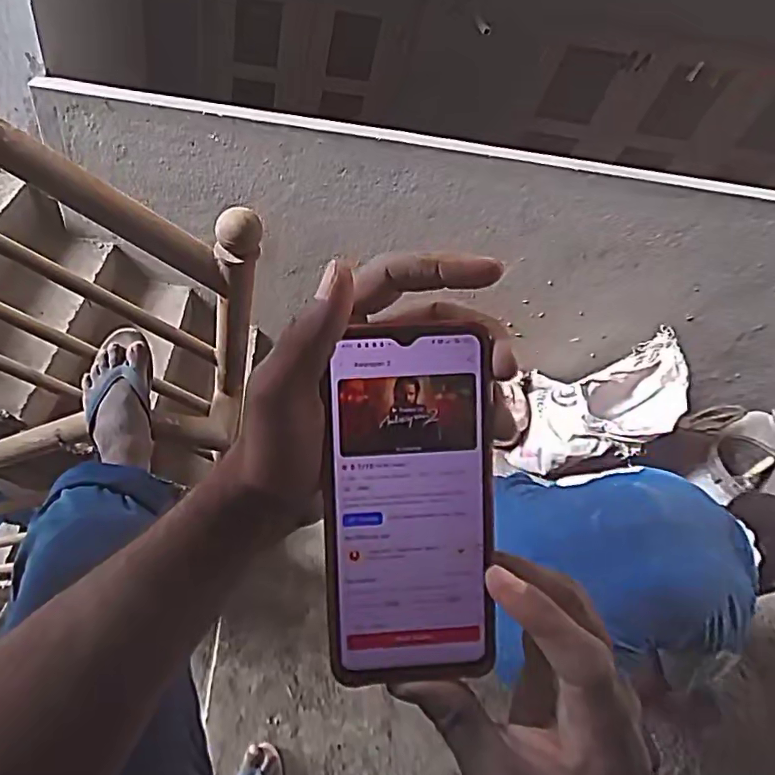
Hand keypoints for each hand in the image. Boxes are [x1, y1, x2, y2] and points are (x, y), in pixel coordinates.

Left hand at [210, 252, 511, 535]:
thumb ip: (307, 336)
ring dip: (480, 378)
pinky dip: (466, 413)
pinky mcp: (391, 421)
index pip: (391, 280)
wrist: (269, 506)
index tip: (492, 273)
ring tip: (502, 412)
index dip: (440, 268)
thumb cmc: (268, 448)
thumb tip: (341, 270)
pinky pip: (438, 405)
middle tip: (505, 368)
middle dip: (478, 334)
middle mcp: (363, 350)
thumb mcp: (281, 391)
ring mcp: (380, 386)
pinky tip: (486, 433)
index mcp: (335, 331)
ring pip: (444, 365)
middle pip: (434, 323)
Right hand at [393, 553, 648, 774]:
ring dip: (537, 582)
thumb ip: (456, 720)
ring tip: (487, 562)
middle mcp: (617, 698)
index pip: (583, 659)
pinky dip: (535, 599)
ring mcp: (607, 684)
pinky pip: (566, 624)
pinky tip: (500, 588)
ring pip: (581, 613)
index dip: (541, 614)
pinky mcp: (587, 676)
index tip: (494, 577)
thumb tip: (403, 675)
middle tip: (480, 554)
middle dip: (536, 580)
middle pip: (587, 620)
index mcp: (603, 732)